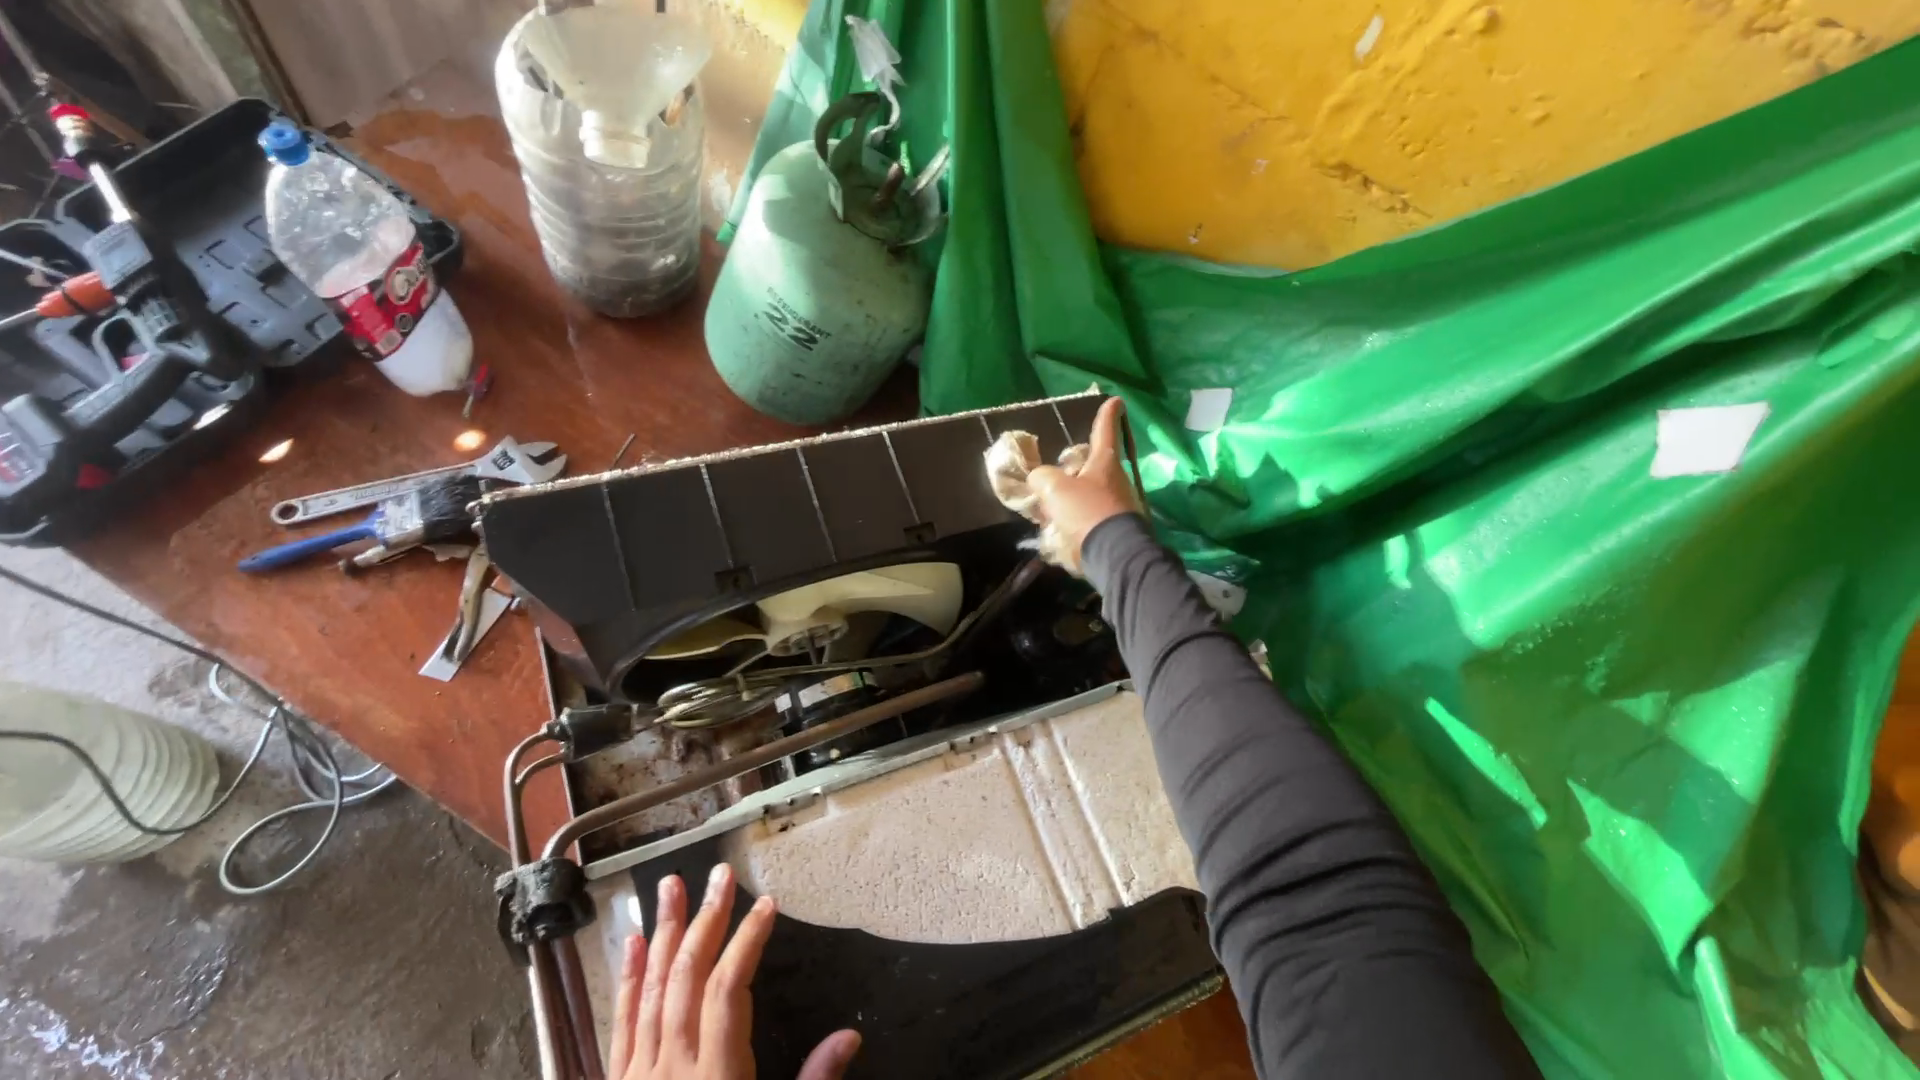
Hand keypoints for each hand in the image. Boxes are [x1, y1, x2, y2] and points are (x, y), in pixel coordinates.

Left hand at [609, 864, 861, 1079]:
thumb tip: (850, 1036)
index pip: (729, 992)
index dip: (747, 943)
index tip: (767, 904)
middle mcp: (671, 1069)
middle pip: (686, 979)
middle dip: (704, 921)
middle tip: (719, 874)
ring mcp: (637, 1076)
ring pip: (649, 991)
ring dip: (661, 934)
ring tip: (668, 886)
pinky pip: (621, 1022)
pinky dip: (628, 978)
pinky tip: (632, 943)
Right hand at [1027, 397, 1144, 574]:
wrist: (1115, 556)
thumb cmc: (1087, 512)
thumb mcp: (1055, 490)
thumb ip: (1042, 478)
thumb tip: (1038, 477)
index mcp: (1105, 462)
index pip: (1105, 431)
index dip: (1107, 414)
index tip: (1116, 400)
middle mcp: (1118, 480)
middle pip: (1098, 466)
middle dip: (1081, 466)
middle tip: (1062, 471)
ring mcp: (1121, 506)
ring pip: (1095, 494)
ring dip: (1078, 497)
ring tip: (1055, 509)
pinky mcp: (1119, 531)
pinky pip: (1094, 518)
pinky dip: (1080, 520)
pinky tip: (1064, 531)